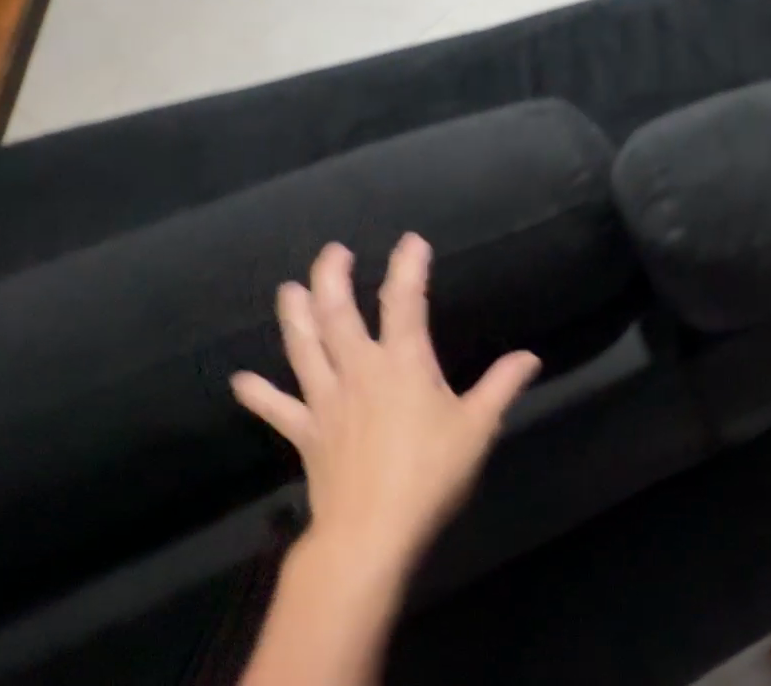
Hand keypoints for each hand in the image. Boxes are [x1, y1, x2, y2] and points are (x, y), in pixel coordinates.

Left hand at [231, 235, 541, 570]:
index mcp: (404, 363)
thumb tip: (529, 357)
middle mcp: (359, 371)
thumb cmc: (432, 470)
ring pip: (304, 349)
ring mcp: (326, 402)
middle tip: (333, 251)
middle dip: (333, 279)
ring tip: (288, 290)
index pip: (405, 302)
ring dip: (295, 316)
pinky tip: (242, 381)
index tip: (411, 242)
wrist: (371, 529)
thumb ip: (501, 385)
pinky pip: (278, 409)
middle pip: (338, 316)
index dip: (408, 268)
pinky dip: (259, 394)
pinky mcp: (306, 433)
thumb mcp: (479, 425)